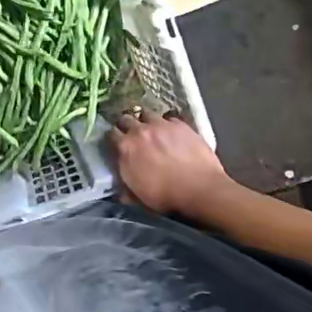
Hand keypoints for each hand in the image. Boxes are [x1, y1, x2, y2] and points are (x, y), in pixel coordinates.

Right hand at [109, 111, 234, 216]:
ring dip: (146, 121)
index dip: (113, 138)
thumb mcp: (137, 195)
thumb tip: (120, 188)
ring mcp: (162, 125)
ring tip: (152, 130)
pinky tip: (172, 134)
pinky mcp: (181, 124)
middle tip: (132, 134)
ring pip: (147, 114)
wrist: (200, 189)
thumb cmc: (165, 196)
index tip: (117, 143)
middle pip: (126, 119)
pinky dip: (167, 125)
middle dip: (127, 125)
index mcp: (126, 147)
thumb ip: (125, 185)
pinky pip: (169, 119)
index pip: (111, 134)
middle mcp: (140, 131)